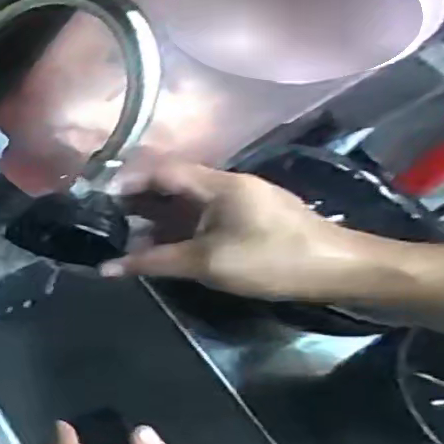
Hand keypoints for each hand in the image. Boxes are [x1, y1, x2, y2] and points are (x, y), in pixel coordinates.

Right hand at [100, 163, 373, 302]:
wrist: (349, 272)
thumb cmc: (274, 259)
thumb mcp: (203, 263)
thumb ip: (149, 262)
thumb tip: (103, 268)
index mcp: (222, 186)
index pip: (162, 171)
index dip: (126, 181)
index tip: (95, 198)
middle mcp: (229, 186)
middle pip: (170, 184)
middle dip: (134, 200)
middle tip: (101, 218)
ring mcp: (240, 202)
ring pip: (183, 201)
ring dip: (151, 216)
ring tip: (121, 235)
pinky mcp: (247, 218)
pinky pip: (198, 214)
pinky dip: (171, 225)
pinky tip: (156, 243)